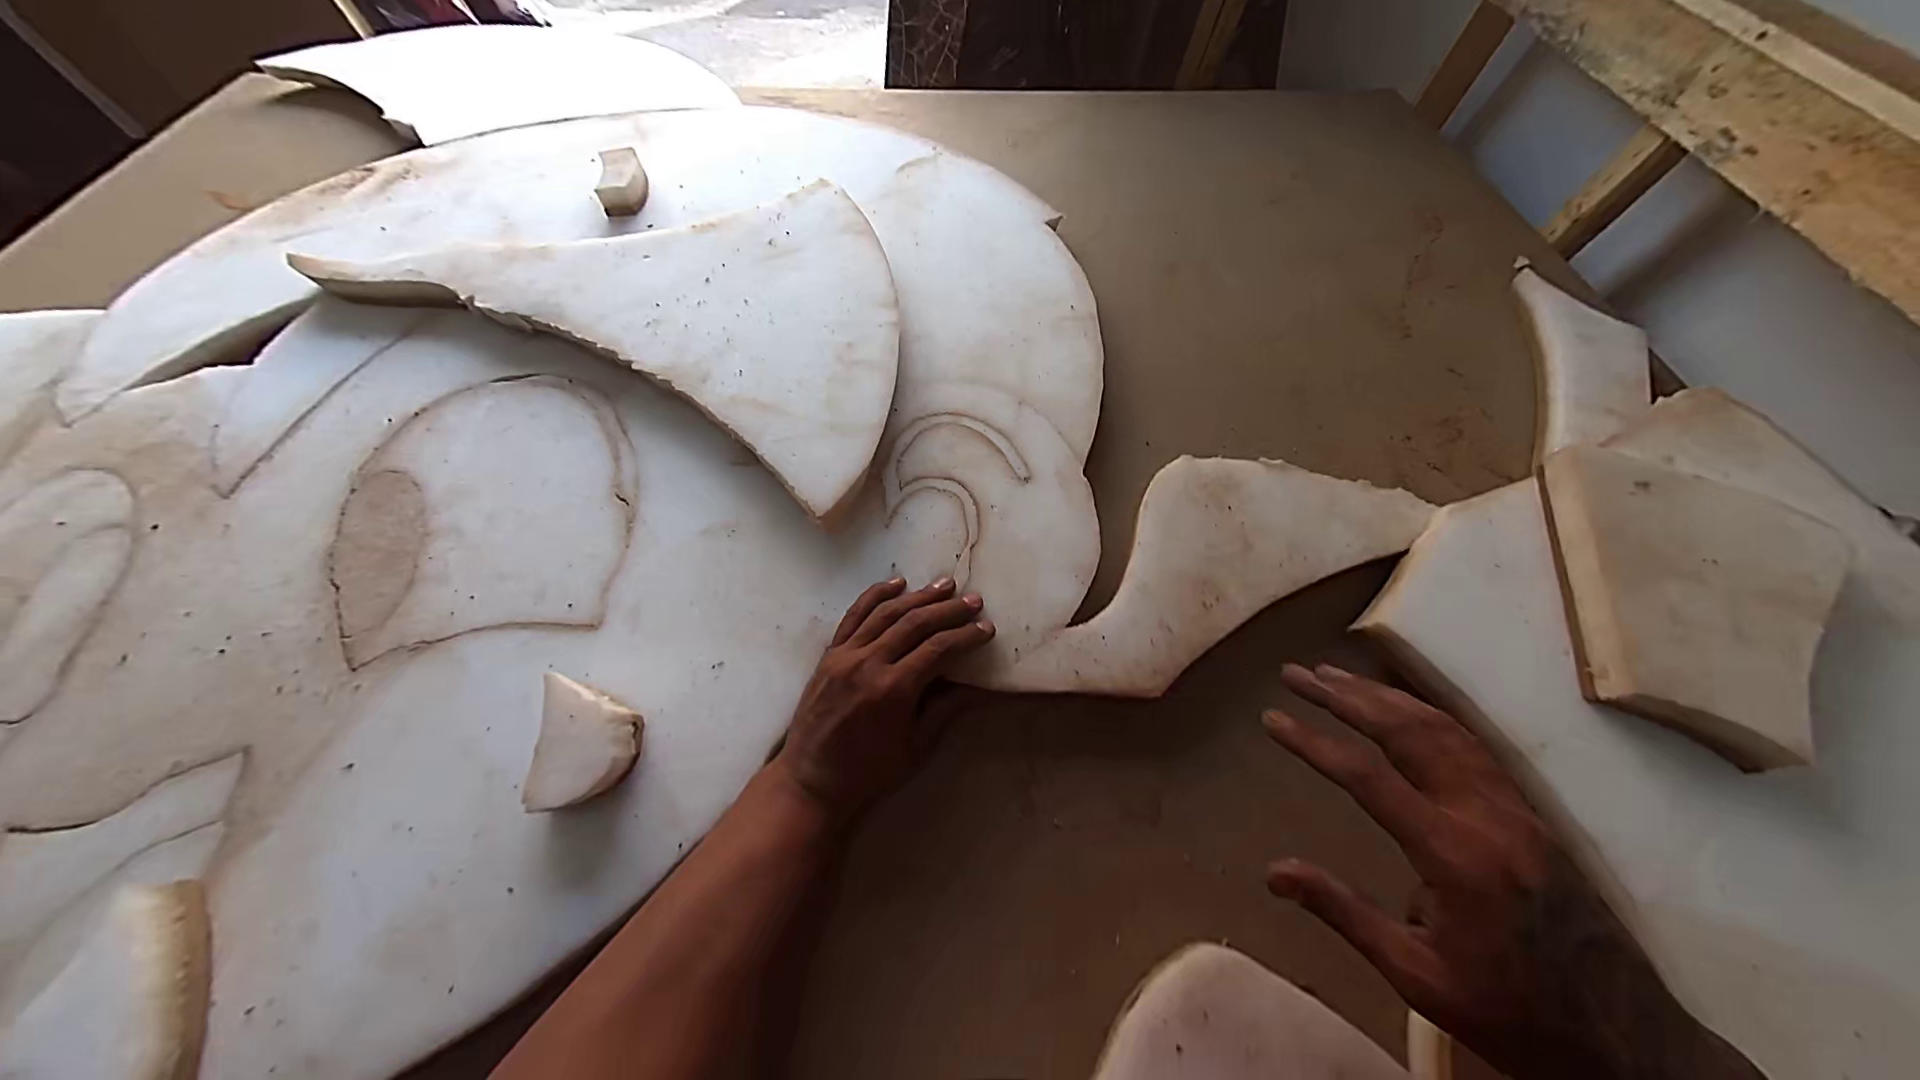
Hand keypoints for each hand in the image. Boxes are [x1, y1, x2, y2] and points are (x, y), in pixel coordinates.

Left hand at [772, 577, 993, 819]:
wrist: (810, 781)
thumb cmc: (868, 772)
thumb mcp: (916, 747)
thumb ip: (947, 710)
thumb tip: (979, 686)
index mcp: (892, 690)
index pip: (937, 649)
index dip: (965, 636)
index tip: (986, 629)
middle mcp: (868, 664)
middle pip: (915, 624)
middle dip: (949, 610)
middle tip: (974, 601)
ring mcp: (844, 656)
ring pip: (886, 613)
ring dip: (919, 596)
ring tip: (945, 585)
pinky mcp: (829, 655)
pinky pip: (854, 616)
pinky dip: (876, 596)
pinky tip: (897, 584)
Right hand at [1262, 663, 1761, 1079]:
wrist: (1630, 1042)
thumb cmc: (1512, 1014)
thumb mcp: (1417, 977)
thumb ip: (1344, 913)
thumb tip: (1273, 872)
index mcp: (1455, 856)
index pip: (1368, 778)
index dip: (1314, 742)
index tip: (1272, 717)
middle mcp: (1486, 816)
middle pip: (1406, 733)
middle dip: (1344, 696)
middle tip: (1296, 673)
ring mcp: (1513, 809)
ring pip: (1441, 729)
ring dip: (1383, 695)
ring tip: (1335, 674)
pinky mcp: (1528, 813)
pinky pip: (1470, 744)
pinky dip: (1425, 712)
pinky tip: (1400, 706)